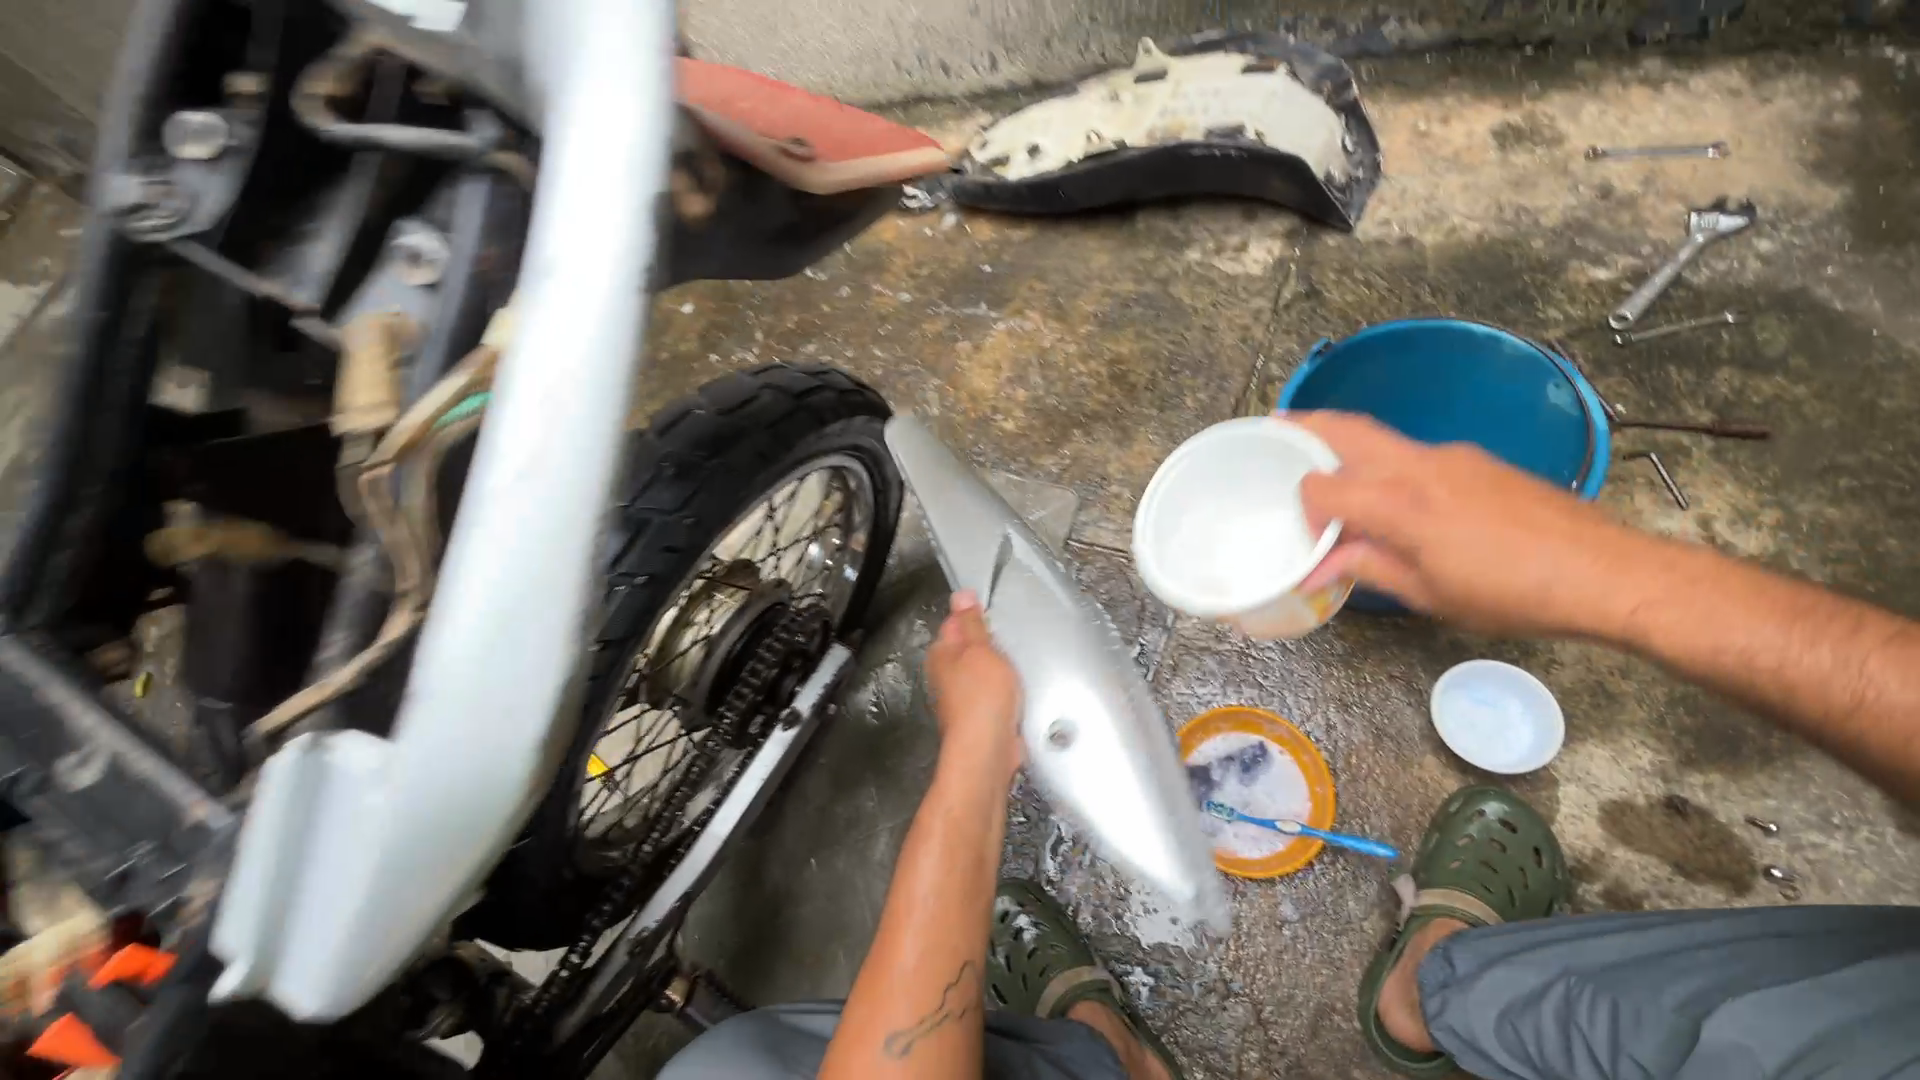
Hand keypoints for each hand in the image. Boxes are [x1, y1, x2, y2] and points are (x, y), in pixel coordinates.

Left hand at [925, 590, 1022, 779]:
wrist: (988, 749)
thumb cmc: (982, 695)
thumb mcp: (980, 649)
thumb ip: (972, 623)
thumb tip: (961, 595)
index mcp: (941, 654)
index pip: (956, 623)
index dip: (977, 618)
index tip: (997, 619)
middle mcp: (945, 675)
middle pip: (970, 648)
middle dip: (991, 645)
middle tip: (1011, 643)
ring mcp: (961, 698)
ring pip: (984, 673)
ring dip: (1001, 670)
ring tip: (1018, 668)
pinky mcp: (979, 717)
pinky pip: (994, 695)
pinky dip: (1006, 693)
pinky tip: (1018, 694)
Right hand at [1289, 411, 1658, 636]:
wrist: (1605, 572)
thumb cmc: (1510, 593)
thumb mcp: (1427, 593)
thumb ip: (1368, 568)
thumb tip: (1321, 568)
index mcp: (1399, 504)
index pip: (1323, 486)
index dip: (1304, 507)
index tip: (1310, 535)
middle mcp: (1419, 466)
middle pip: (1347, 428)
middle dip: (1306, 423)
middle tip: (1277, 424)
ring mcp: (1453, 456)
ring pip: (1383, 437)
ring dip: (1348, 441)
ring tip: (1331, 462)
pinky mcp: (1478, 461)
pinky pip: (1416, 452)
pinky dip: (1388, 460)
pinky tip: (1400, 494)